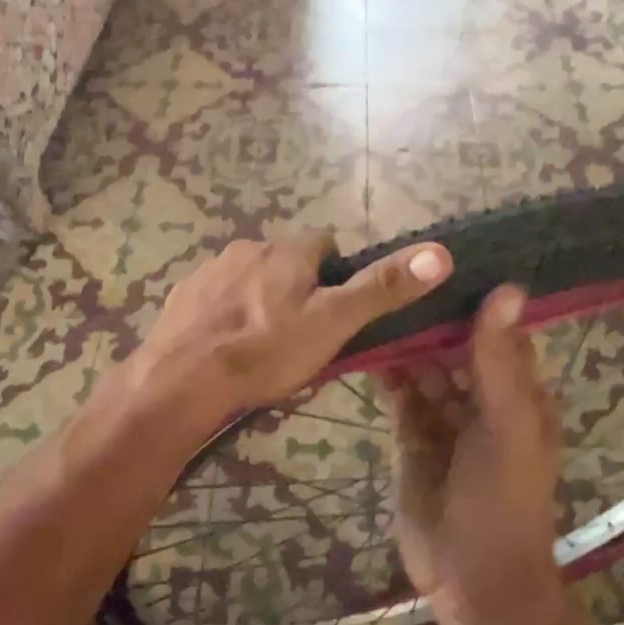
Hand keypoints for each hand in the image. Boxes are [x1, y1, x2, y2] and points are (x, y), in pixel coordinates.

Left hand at [129, 229, 451, 422]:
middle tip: (305, 338)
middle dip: (298, 290)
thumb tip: (441, 252)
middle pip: (287, 263)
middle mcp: (248, 247)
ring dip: (261, 302)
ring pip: (250, 280)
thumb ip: (384, 287)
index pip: (326, 245)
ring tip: (264, 350)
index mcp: (288, 250)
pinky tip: (227, 350)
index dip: (339, 275)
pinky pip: (216, 300)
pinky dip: (226, 317)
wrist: (183, 379)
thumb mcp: (335, 322)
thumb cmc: (267, 351)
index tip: (340, 311)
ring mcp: (210, 270)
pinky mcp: (183, 296)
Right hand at [381, 286, 562, 605]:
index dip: (476, 301)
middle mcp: (484, 402)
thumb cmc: (502, 496)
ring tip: (373, 301)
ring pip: (426, 372)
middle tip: (394, 271)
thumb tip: (509, 287)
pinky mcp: (412, 442)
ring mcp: (446, 423)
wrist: (471, 575)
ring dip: (406, 344)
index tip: (446, 258)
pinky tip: (365, 346)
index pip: (499, 334)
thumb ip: (500, 358)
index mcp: (520, 394)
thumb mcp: (508, 422)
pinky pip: (400, 399)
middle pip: (457, 349)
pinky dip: (387, 376)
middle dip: (432, 319)